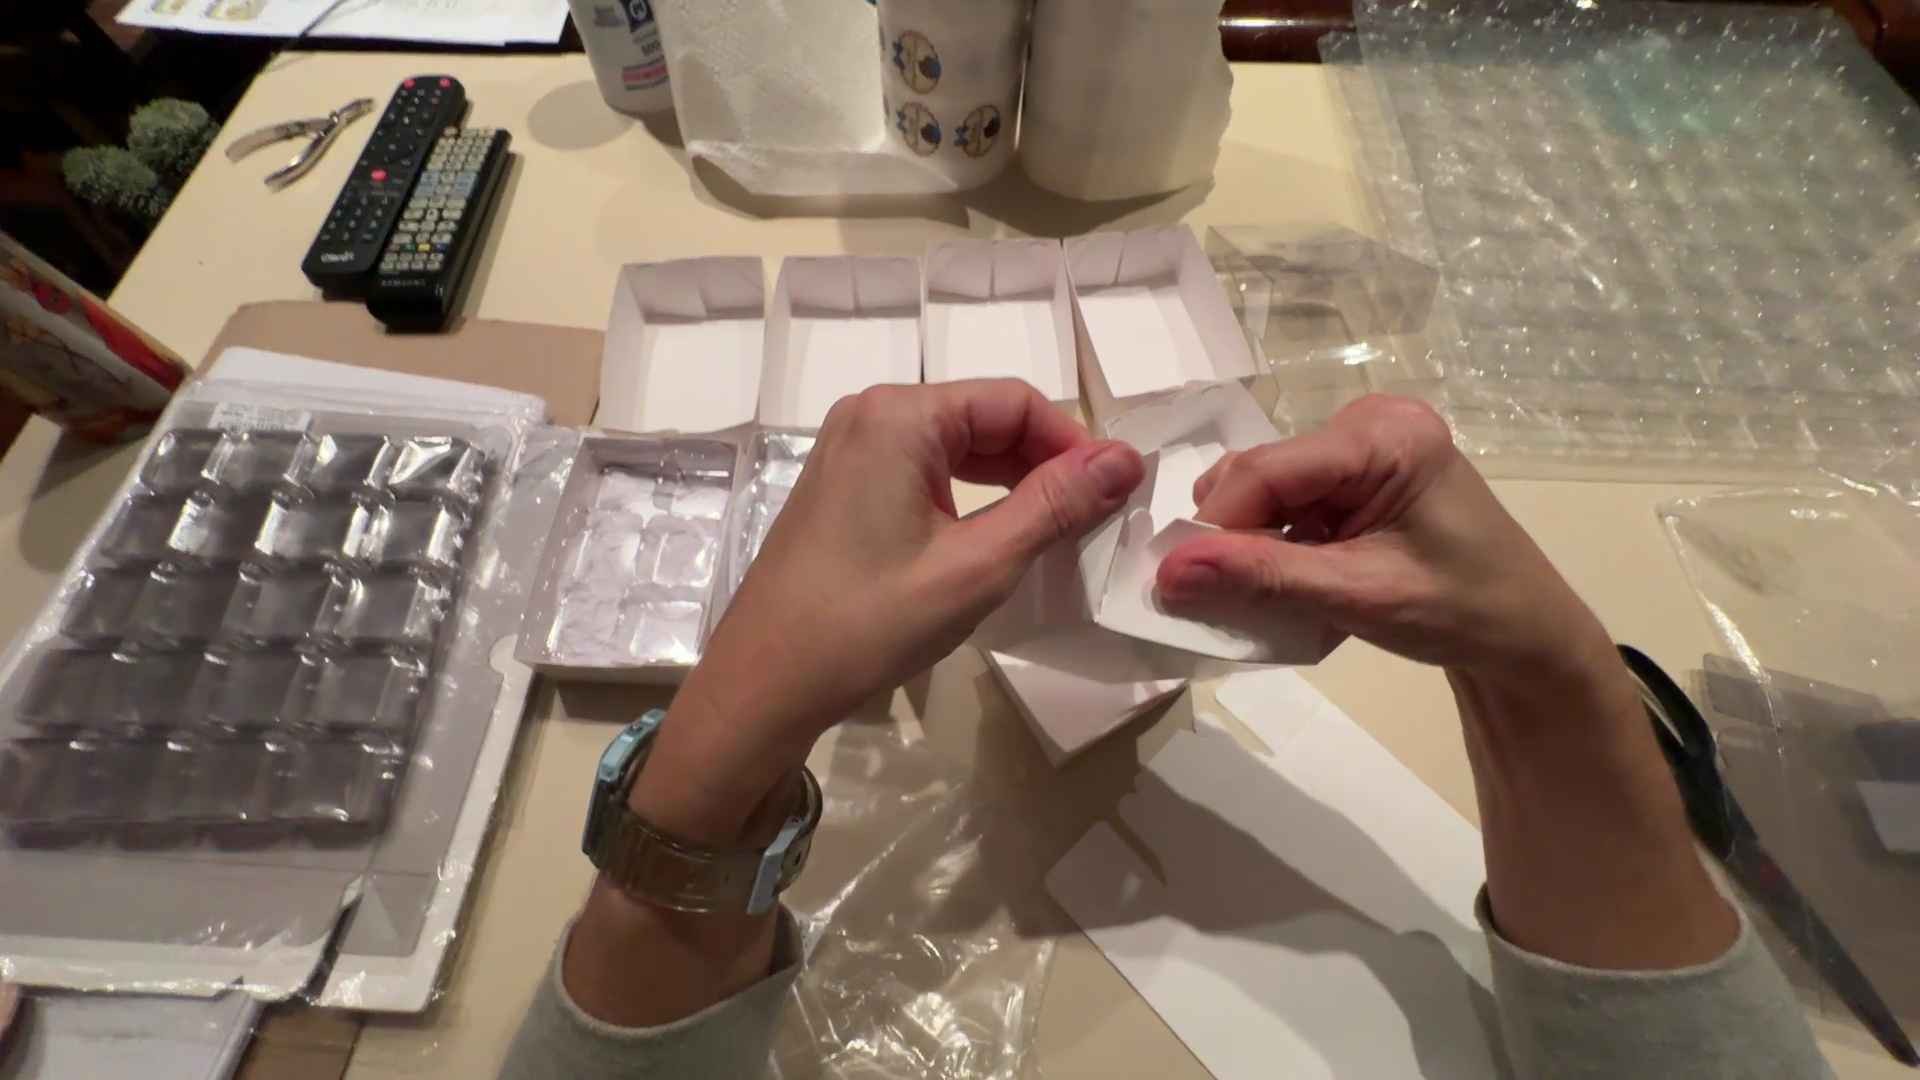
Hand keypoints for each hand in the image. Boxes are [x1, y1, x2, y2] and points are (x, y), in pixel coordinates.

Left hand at [638, 380, 1144, 841]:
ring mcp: (850, 451)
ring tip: (1053, 528)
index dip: (1072, 442)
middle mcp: (870, 416)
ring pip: (953, 447)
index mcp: (899, 415)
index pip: (1013, 401)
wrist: (766, 682)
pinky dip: (967, 497)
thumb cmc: (871, 622)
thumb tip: (1124, 460)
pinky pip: (922, 473)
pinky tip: (994, 533)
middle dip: (1042, 462)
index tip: (1113, 490)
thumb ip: (1053, 505)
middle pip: (982, 418)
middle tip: (1088, 516)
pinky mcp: (843, 487)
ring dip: (1008, 481)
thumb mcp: (977, 565)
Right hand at [1155, 395, 1613, 680]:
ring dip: (1243, 540)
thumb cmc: (1460, 612)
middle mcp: (1365, 424)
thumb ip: (1262, 578)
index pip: (1265, 469)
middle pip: (1257, 474)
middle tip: (1219, 594)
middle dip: (1229, 535)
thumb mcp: (1358, 596)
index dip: (1214, 524)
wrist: (1521, 635)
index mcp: (1385, 436)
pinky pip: (1277, 499)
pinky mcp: (1346, 472)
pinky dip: (1263, 540)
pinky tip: (1279, 574)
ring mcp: (1355, 446)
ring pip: (1258, 487)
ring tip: (1258, 589)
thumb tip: (1168, 573)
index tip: (1179, 583)